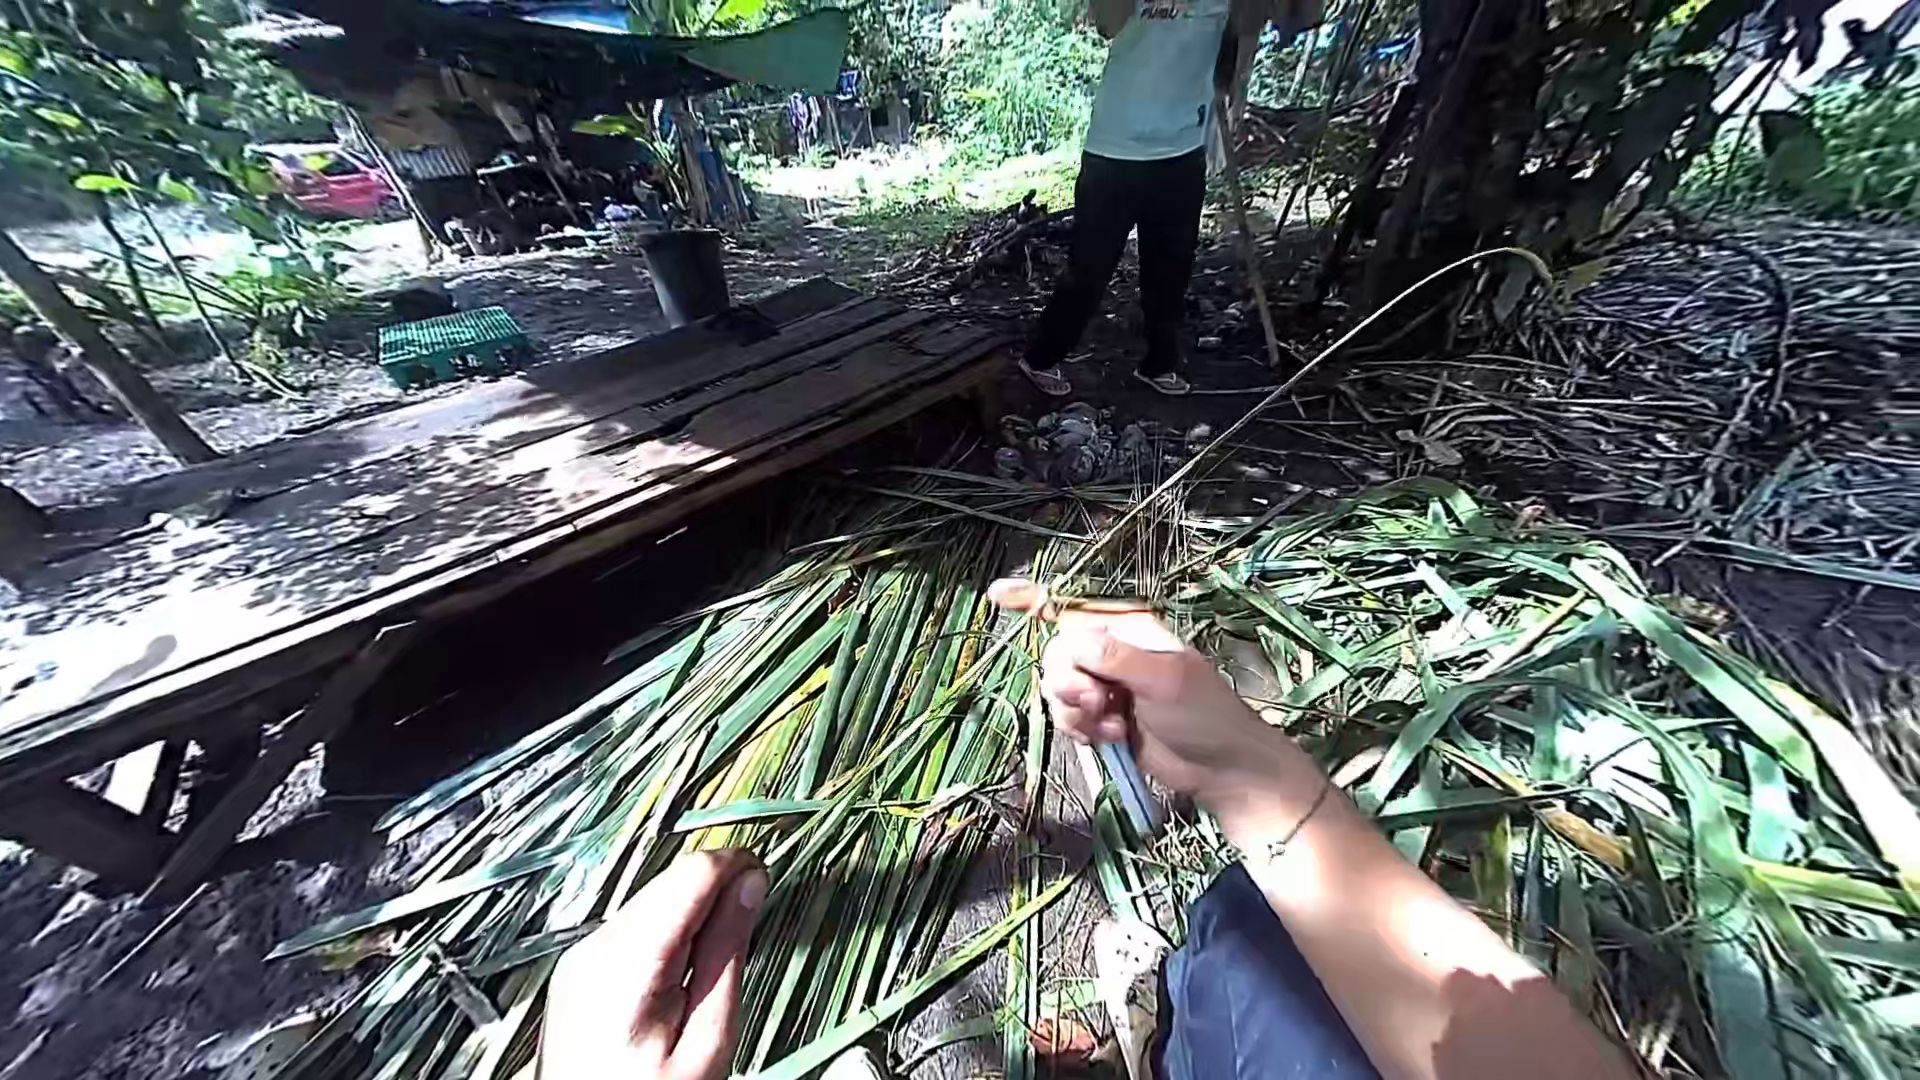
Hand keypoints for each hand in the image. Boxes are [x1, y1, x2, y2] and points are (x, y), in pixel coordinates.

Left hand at [541, 850, 767, 1079]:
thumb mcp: (706, 1040)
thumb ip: (727, 952)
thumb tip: (750, 885)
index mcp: (627, 964)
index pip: (695, 870)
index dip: (737, 867)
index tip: (760, 883)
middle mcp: (595, 949)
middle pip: (676, 875)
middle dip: (718, 888)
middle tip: (745, 921)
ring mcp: (582, 957)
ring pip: (660, 890)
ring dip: (697, 906)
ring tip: (713, 956)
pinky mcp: (582, 967)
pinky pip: (642, 917)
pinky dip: (674, 924)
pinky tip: (684, 966)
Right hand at [988, 579, 1314, 807]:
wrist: (1221, 770)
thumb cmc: (1204, 714)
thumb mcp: (1164, 679)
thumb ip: (1115, 657)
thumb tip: (1070, 639)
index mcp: (1127, 629)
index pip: (1073, 606)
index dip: (1033, 598)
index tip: (996, 595)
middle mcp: (1109, 651)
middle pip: (1056, 652)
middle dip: (1068, 680)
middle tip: (1097, 700)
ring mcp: (1102, 684)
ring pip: (1056, 687)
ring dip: (1076, 710)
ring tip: (1110, 725)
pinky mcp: (1098, 717)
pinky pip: (1065, 715)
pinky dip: (1080, 729)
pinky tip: (1109, 738)